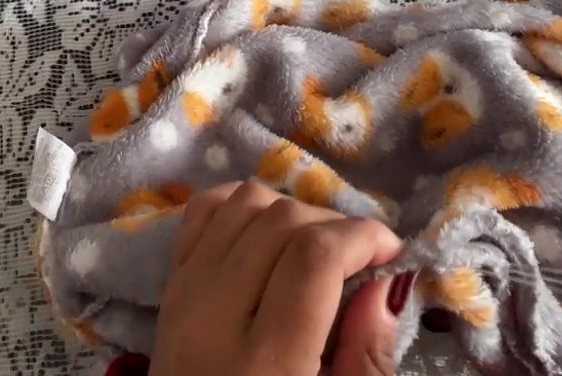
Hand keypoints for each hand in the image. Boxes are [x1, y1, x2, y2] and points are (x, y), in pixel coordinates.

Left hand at [150, 181, 408, 375]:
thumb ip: (366, 359)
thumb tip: (388, 283)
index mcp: (265, 365)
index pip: (314, 258)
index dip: (362, 237)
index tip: (393, 253)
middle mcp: (214, 315)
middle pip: (281, 221)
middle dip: (334, 224)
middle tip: (362, 258)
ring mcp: (183, 293)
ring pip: (244, 202)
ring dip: (291, 209)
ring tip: (318, 246)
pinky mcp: (168, 284)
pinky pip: (204, 209)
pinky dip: (242, 203)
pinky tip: (269, 229)